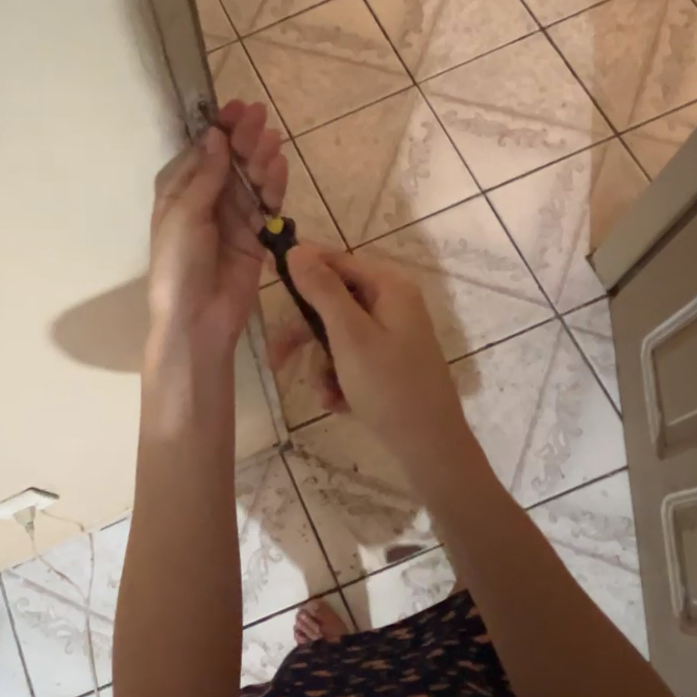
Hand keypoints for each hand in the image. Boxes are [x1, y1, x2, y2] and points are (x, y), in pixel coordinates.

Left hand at [146, 100, 285, 361]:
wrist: (197, 318)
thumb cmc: (179, 266)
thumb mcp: (184, 216)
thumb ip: (205, 176)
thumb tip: (216, 136)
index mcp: (179, 193)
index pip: (202, 152)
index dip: (220, 130)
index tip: (238, 107)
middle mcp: (206, 201)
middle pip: (229, 162)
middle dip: (244, 139)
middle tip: (261, 118)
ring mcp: (232, 219)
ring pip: (250, 180)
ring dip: (261, 159)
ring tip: (272, 140)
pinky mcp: (254, 236)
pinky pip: (266, 205)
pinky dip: (273, 186)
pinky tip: (279, 166)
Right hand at [271, 245, 475, 473]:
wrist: (429, 446)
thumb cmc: (389, 386)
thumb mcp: (349, 336)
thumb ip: (322, 290)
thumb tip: (297, 249)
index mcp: (389, 288)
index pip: (336, 261)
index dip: (301, 270)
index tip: (267, 279)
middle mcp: (392, 304)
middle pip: (332, 303)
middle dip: (306, 336)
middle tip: (277, 359)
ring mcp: (392, 335)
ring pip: (336, 336)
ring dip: (322, 366)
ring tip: (326, 394)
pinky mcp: (388, 362)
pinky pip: (350, 359)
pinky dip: (338, 380)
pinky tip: (339, 404)